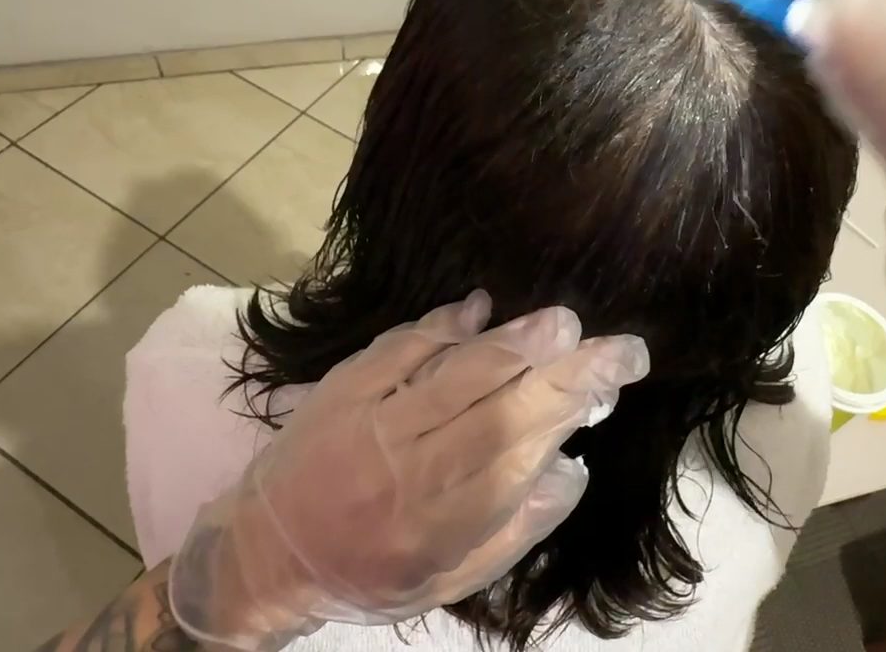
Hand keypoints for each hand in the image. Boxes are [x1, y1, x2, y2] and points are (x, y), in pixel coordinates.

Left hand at [166, 291, 648, 648]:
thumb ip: (515, 526)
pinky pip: (401, 346)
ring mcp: (372, 418)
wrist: (267, 550)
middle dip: (562, 368)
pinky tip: (480, 307)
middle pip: (498, 405)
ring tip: (561, 323)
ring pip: (455, 370)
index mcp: (438, 521)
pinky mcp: (344, 385)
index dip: (575, 403)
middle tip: (613, 343)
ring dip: (513, 342)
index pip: (522, 449)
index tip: (619, 370)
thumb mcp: (448, 579)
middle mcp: (409, 466)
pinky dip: (443, 323)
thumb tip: (572, 464)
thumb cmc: (370, 573)